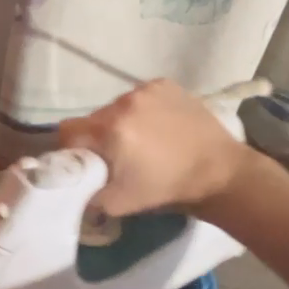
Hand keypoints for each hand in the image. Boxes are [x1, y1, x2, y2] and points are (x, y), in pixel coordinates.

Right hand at [57, 79, 257, 216]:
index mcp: (110, 129)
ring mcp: (146, 89)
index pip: (67, 130)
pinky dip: (142, 111)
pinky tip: (158, 127)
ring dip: (121, 122)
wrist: (220, 172)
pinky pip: (139, 96)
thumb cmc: (167, 189)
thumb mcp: (118, 203)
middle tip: (116, 156)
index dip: (70, 148)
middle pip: (93, 118)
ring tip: (142, 141)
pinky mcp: (166, 84)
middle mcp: (124, 101)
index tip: (85, 162)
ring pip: (116, 106)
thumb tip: (68, 188)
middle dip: (99, 137)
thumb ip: (85, 194)